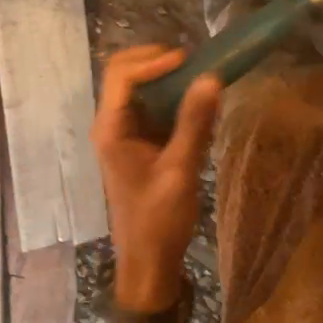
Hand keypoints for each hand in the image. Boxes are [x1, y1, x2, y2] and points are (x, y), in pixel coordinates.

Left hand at [91, 46, 222, 311]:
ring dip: (164, 75)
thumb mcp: (180, 170)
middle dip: (155, 60)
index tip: (187, 61)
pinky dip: (169, 95)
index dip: (153, 61)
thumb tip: (211, 78)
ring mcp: (123, 132)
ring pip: (136, 86)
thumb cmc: (159, 219)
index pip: (122, 75)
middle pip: (123, 72)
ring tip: (197, 74)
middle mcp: (110, 124)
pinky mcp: (137, 141)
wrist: (148, 261)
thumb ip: (194, 123)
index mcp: (110, 128)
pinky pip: (150, 105)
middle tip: (192, 61)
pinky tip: (195, 100)